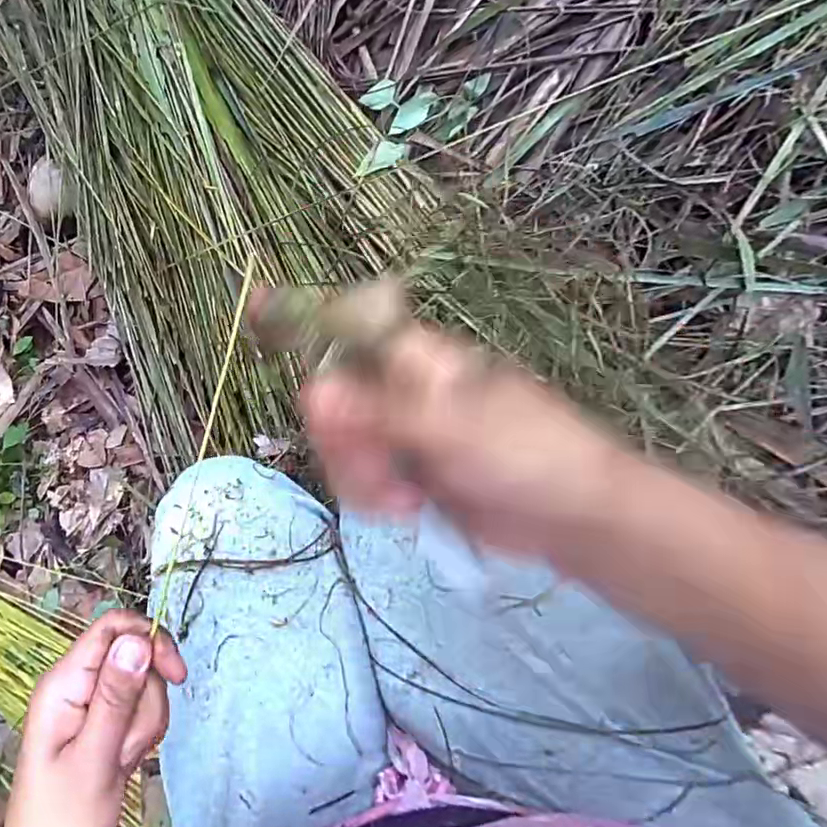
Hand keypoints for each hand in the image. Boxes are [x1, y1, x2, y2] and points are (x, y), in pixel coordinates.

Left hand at [0, 610, 186, 826]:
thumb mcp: (94, 760)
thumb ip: (116, 696)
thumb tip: (137, 637)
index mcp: (63, 683)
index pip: (111, 628)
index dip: (148, 639)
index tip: (176, 676)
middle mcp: (77, 687)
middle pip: (134, 658)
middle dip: (145, 700)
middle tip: (126, 746)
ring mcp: (91, 710)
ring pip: (141, 689)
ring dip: (144, 725)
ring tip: (120, 763)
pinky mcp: (105, 730)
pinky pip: (137, 714)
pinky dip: (141, 738)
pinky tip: (126, 765)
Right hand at [301, 325, 632, 557]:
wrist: (574, 518)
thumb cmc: (527, 453)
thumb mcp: (450, 429)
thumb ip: (377, 413)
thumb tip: (311, 391)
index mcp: (413, 359)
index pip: (344, 328)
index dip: (298, 318)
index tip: (252, 308)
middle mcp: (396, 387)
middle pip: (328, 398)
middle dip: (342, 441)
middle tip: (377, 469)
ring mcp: (396, 430)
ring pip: (338, 444)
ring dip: (359, 476)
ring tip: (402, 501)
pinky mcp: (400, 470)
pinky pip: (357, 476)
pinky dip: (371, 497)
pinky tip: (404, 509)